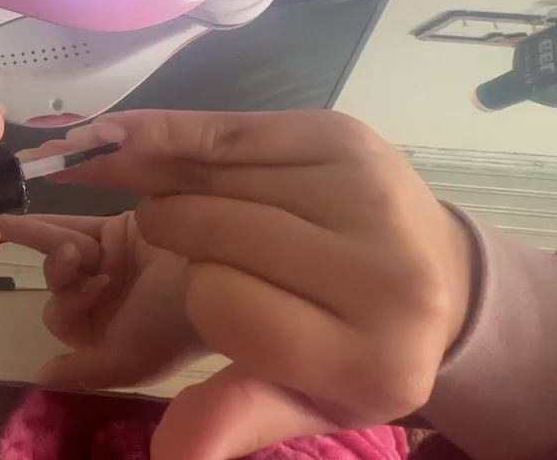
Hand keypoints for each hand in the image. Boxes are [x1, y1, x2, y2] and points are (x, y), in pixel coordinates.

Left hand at [0, 210, 202, 388]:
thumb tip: (39, 380)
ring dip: (57, 244)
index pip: (62, 316)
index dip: (70, 301)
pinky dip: (46, 222)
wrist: (220, 265)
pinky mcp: (112, 228)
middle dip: (63, 270)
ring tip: (71, 240)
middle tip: (80, 257)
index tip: (98, 286)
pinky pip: (70, 223)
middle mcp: (102, 300)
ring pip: (62, 249)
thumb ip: (85, 369)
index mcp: (104, 335)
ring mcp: (106, 262)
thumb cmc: (173, 321)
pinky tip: (10, 219)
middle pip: (59, 281)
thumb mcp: (131, 358)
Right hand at [46, 110, 476, 459]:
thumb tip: (165, 456)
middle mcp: (383, 273)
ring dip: (163, 178)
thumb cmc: (360, 342)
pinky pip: (225, 128)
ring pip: (206, 175)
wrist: (442, 277)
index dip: (198, 297)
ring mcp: (365, 193)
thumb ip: (235, 415)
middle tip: (169, 230)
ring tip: (146, 179)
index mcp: (373, 358)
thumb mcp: (306, 397)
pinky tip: (113, 133)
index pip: (219, 307)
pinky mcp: (340, 136)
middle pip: (208, 229)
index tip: (213, 295)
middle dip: (171, 226)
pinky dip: (164, 130)